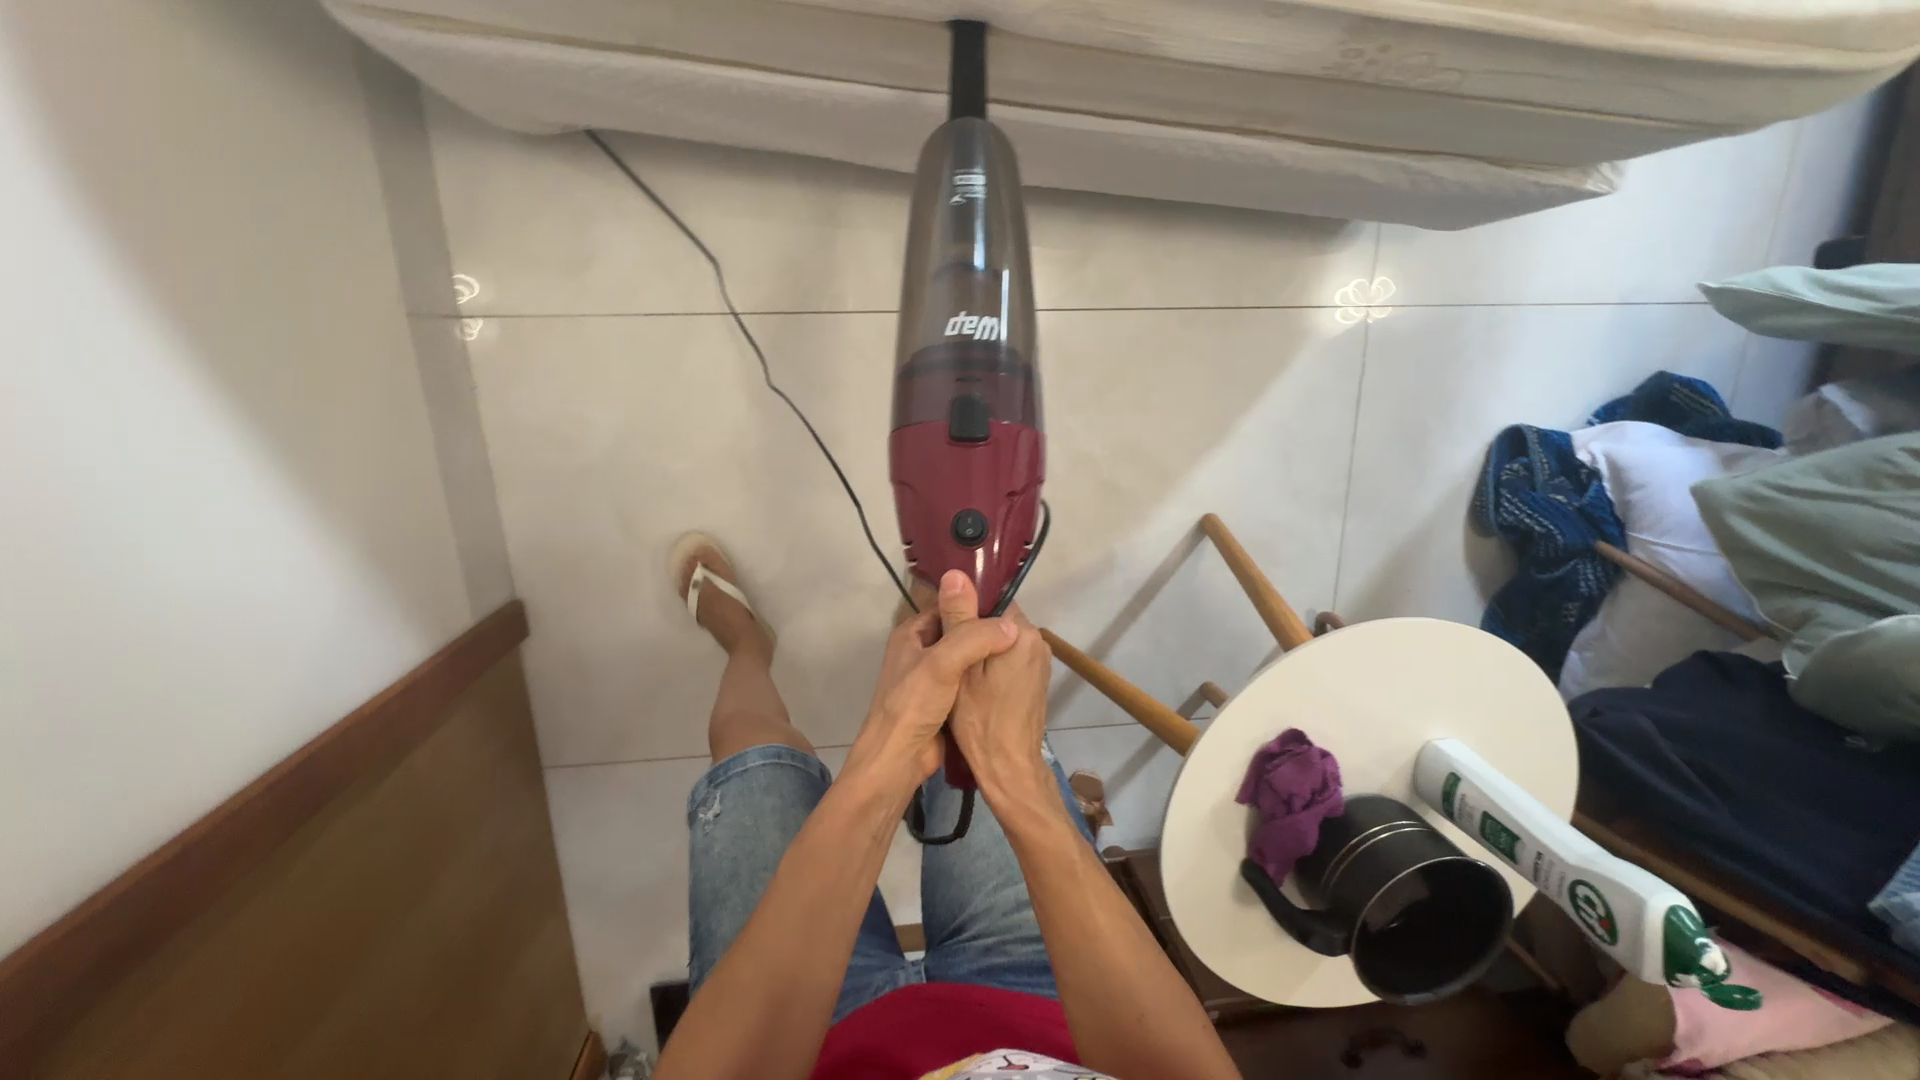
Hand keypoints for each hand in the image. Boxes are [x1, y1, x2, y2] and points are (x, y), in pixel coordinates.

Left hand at [843, 571, 1017, 791]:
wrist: (899, 759)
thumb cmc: (913, 704)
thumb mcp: (943, 662)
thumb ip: (974, 637)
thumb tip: (1011, 625)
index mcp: (912, 633)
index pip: (949, 607)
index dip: (976, 606)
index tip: (1010, 611)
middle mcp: (921, 651)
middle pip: (960, 633)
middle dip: (987, 634)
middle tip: (1022, 633)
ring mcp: (933, 678)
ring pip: (967, 659)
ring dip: (989, 658)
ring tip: (1022, 652)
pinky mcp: (945, 700)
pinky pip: (970, 682)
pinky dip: (986, 680)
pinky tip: (1008, 678)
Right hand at [940, 580, 1056, 807]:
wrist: (1009, 767)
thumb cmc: (981, 718)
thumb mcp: (962, 666)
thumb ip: (960, 619)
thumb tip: (956, 574)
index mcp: (1024, 633)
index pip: (993, 602)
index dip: (965, 611)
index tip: (944, 628)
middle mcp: (1039, 643)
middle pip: (998, 622)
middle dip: (972, 633)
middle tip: (945, 653)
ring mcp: (1040, 665)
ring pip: (1002, 643)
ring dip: (980, 651)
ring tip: (955, 670)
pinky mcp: (1036, 683)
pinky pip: (1009, 661)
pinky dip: (991, 667)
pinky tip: (973, 685)